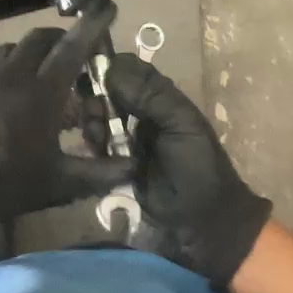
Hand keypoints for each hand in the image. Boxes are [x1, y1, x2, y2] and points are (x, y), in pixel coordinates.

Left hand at [0, 9, 132, 247]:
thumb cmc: (11, 186)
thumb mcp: (61, 182)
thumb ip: (101, 173)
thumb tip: (137, 168)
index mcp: (44, 94)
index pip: (74, 47)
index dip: (93, 25)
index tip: (105, 7)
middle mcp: (14, 73)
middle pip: (42, 38)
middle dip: (58, 40)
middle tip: (65, 55)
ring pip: (11, 47)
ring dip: (27, 55)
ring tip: (30, 75)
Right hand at [103, 54, 271, 286]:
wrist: (201, 223)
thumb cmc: (199, 169)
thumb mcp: (181, 125)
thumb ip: (151, 95)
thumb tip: (112, 69)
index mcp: (162, 100)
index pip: (129, 71)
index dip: (109, 69)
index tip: (91, 73)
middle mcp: (141, 115)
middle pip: (107, 94)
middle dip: (96, 99)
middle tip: (96, 114)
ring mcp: (126, 141)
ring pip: (98, 119)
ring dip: (93, 123)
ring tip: (98, 139)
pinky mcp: (113, 166)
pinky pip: (95, 148)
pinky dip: (92, 146)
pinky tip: (96, 152)